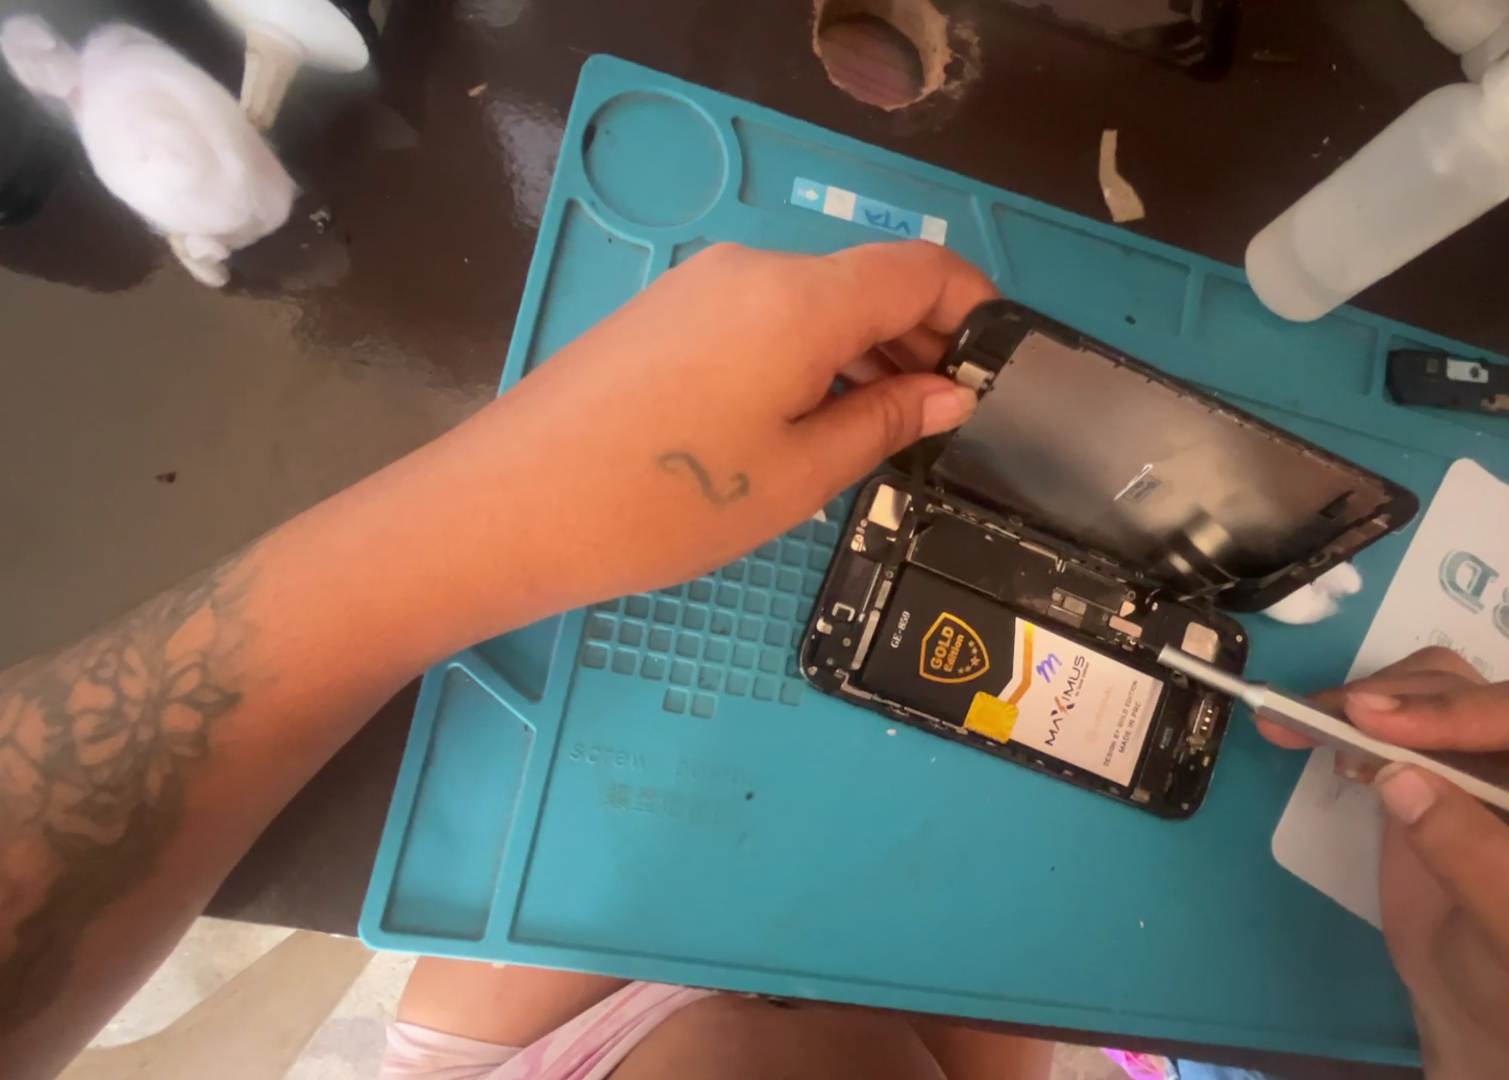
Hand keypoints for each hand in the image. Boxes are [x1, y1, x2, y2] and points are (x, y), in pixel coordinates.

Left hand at [388, 241, 995, 644]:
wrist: (510, 509)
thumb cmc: (671, 505)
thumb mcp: (799, 474)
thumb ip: (886, 420)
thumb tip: (954, 393)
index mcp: (801, 298)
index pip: (921, 268)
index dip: (973, 306)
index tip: (998, 363)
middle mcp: (754, 267)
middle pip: (868, 281)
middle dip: (921, 338)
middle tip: (943, 416)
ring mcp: (702, 284)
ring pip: (817, 301)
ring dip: (865, 351)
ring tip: (884, 426)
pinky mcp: (669, 312)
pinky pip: (767, 317)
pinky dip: (812, 354)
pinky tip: (812, 414)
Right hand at [1258, 649, 1508, 1079]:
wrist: (1500, 1028)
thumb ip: (1477, 856)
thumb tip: (1397, 775)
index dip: (1453, 711)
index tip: (1370, 723)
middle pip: (1467, 691)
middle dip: (1390, 699)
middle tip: (1321, 718)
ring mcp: (1487, 768)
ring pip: (1421, 694)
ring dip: (1354, 702)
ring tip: (1293, 722)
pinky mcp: (1430, 779)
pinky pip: (1386, 729)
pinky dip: (1342, 725)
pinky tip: (1310, 741)